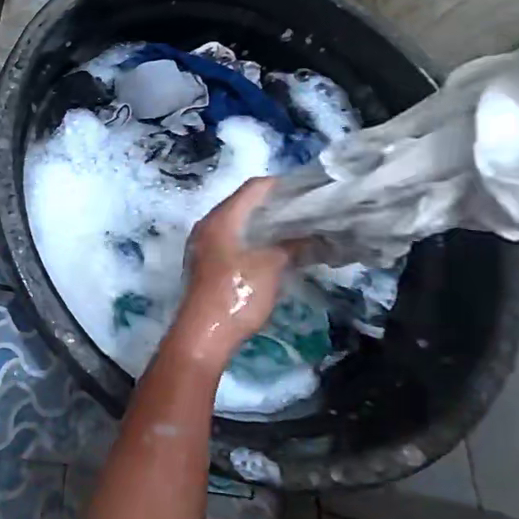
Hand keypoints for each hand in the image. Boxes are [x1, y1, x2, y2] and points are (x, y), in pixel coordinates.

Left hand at [168, 178, 299, 368]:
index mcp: (219, 219)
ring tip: (295, 226)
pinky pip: (232, 241)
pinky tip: (274, 248)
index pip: (251, 189)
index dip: (278, 185)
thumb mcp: (270, 267)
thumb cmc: (236, 294)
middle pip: (242, 204)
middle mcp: (207, 226)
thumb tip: (314, 237)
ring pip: (237, 224)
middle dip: (273, 205)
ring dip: (263, 224)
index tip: (306, 187)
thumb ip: (291, 246)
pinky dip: (253, 239)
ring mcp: (203, 246)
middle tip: (305, 208)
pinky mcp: (206, 264)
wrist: (204, 333)